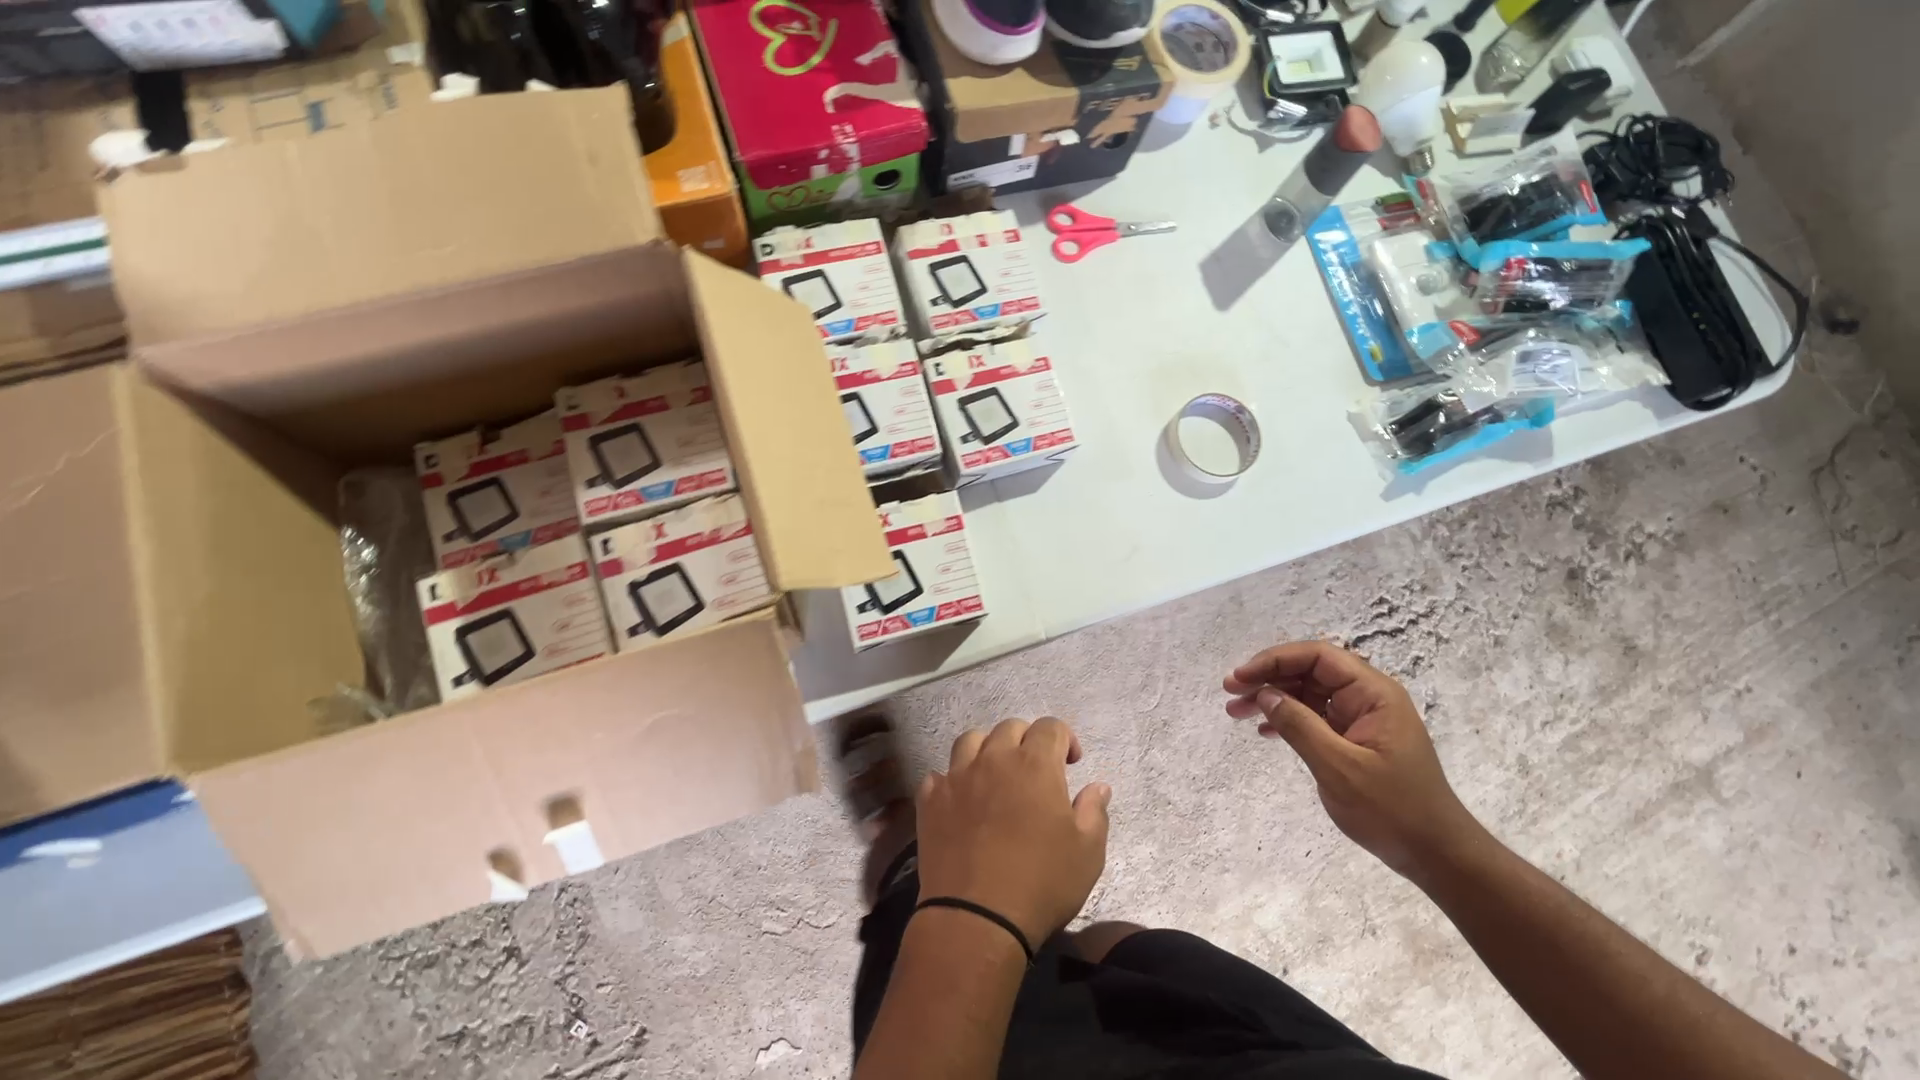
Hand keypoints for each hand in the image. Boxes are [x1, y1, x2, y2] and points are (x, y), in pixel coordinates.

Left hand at [915, 718, 1111, 946]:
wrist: (976, 917)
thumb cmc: (1041, 883)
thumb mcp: (1088, 853)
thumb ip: (1094, 812)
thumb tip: (1097, 786)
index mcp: (1035, 765)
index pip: (1050, 727)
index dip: (1065, 738)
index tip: (1071, 764)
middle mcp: (993, 760)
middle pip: (1009, 728)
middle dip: (1027, 740)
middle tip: (1036, 769)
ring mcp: (956, 778)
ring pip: (970, 741)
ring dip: (987, 749)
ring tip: (996, 774)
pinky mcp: (930, 801)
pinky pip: (939, 775)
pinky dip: (952, 779)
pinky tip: (961, 800)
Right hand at [1224, 641, 1485, 881]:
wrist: (1435, 853)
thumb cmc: (1392, 809)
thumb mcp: (1338, 767)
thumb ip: (1299, 725)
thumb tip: (1265, 693)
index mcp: (1373, 693)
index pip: (1318, 656)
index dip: (1275, 660)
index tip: (1240, 677)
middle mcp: (1368, 698)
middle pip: (1310, 671)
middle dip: (1269, 677)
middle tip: (1230, 693)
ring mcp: (1362, 719)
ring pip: (1309, 693)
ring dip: (1273, 698)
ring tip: (1235, 711)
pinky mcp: (1355, 741)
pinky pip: (1316, 717)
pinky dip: (1287, 719)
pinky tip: (1264, 731)